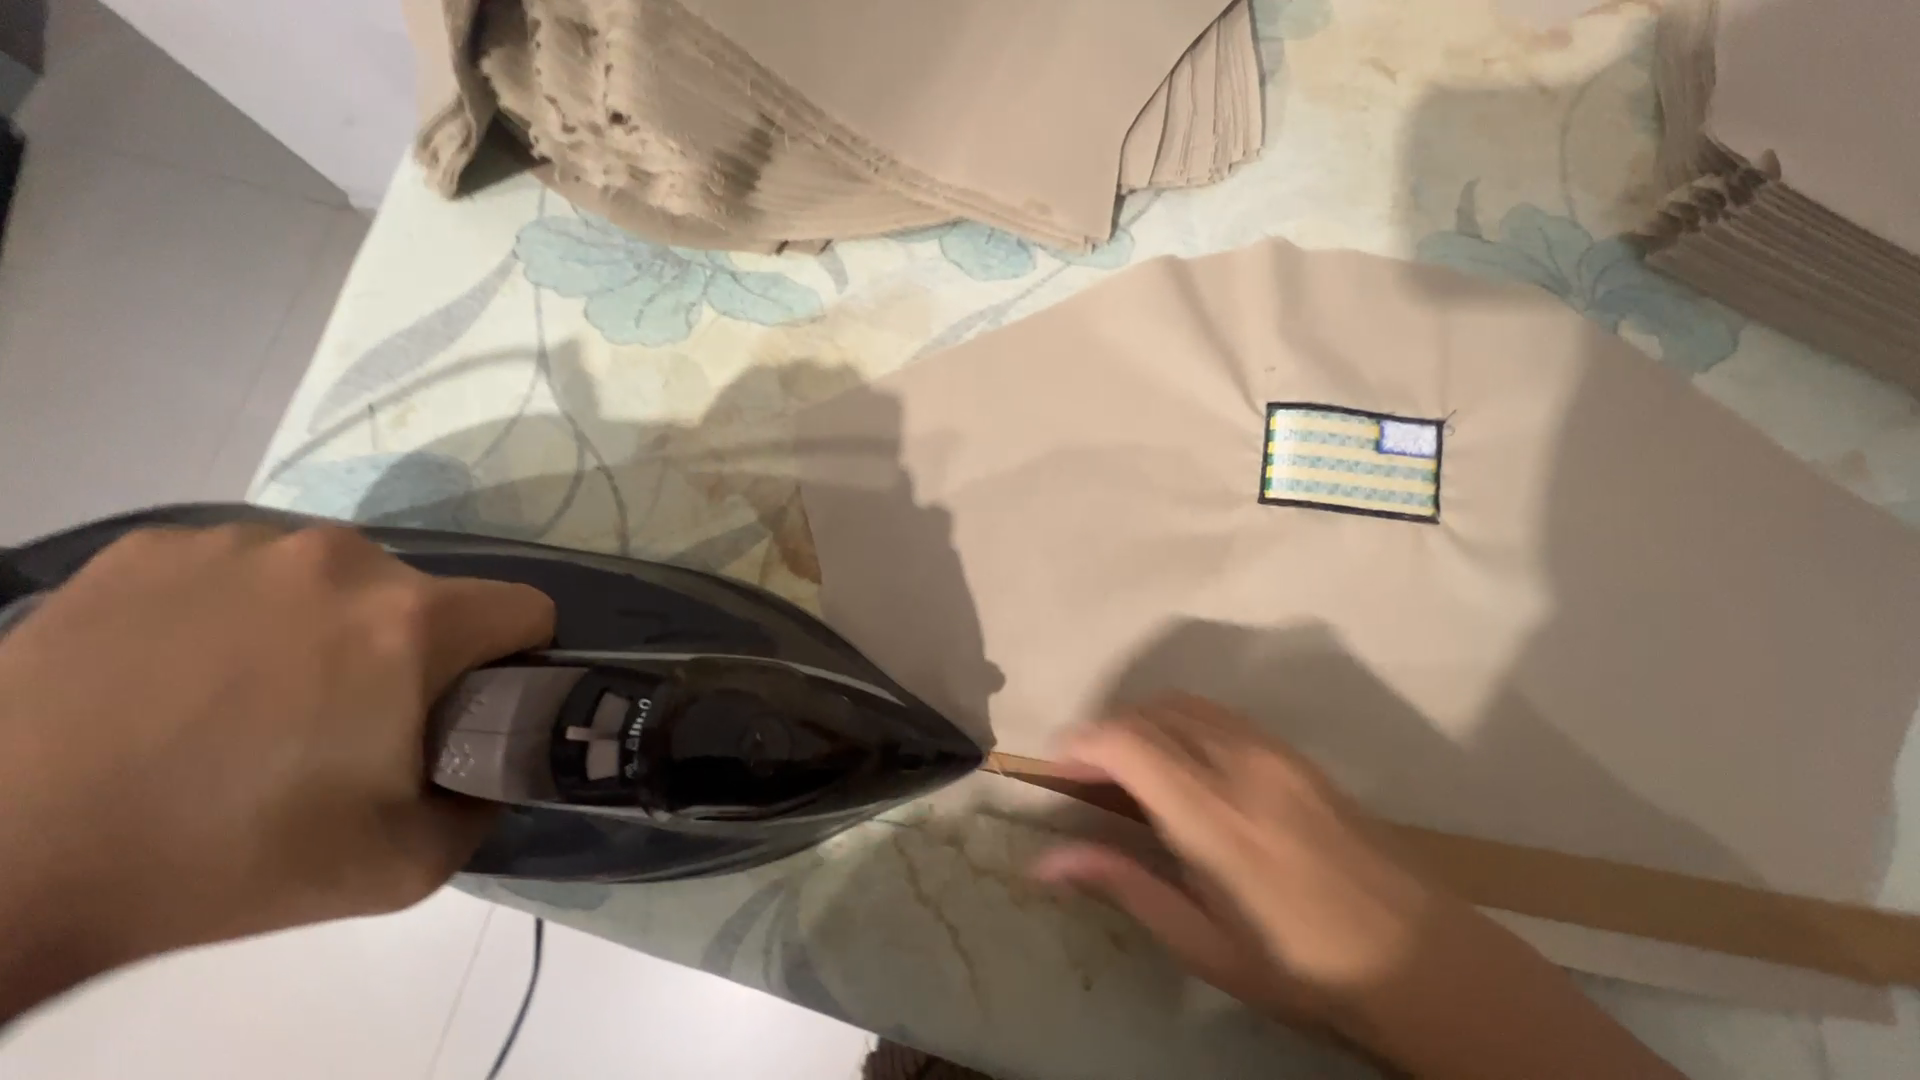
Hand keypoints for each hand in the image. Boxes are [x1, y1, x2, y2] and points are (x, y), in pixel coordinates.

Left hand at [0, 524, 552, 1011]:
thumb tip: (496, 764)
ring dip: (326, 625)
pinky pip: (243, 567)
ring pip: (336, 576)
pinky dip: (241, 611)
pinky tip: (184, 673)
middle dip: (412, 649)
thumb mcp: (408, 865)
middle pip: (428, 595)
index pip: (527, 611)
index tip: (466, 707)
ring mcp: (238, 542)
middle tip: (345, 722)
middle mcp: (340, 558)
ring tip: (254, 697)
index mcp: (412, 622)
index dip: (516, 661)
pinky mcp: (149, 546)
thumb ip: (486, 800)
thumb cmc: (225, 861)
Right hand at [1032, 697, 1683, 1079]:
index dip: (1080, 744)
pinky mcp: (1295, 753)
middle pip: (1150, 712)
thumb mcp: (1203, 943)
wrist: (1419, 956)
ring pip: (1185, 703)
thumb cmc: (1300, 964)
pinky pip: (1218, 714)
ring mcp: (1273, 752)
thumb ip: (1124, 885)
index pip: (1127, 743)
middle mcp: (1240, 765)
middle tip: (1083, 776)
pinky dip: (1179, 722)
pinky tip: (1180, 763)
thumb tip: (1046, 861)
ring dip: (1142, 721)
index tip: (1055, 768)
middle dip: (1105, 732)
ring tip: (1125, 767)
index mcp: (1213, 817)